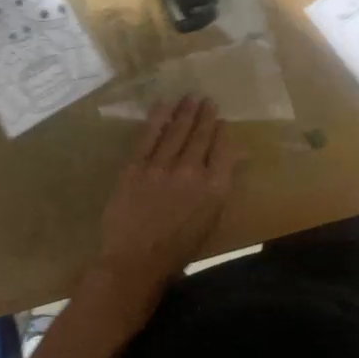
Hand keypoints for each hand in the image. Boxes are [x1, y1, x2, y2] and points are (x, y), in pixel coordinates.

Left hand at [95, 96, 242, 289]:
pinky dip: (158, 118)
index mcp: (214, 190)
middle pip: (200, 137)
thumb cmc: (176, 251)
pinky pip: (149, 135)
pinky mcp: (136, 165)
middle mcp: (192, 172)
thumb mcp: (208, 223)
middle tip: (208, 100)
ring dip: (185, 112)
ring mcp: (162, 166)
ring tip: (191, 97)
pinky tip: (164, 105)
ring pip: (177, 131)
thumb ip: (216, 191)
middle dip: (205, 116)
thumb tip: (221, 167)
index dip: (222, 134)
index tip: (222, 121)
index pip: (223, 152)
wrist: (135, 260)